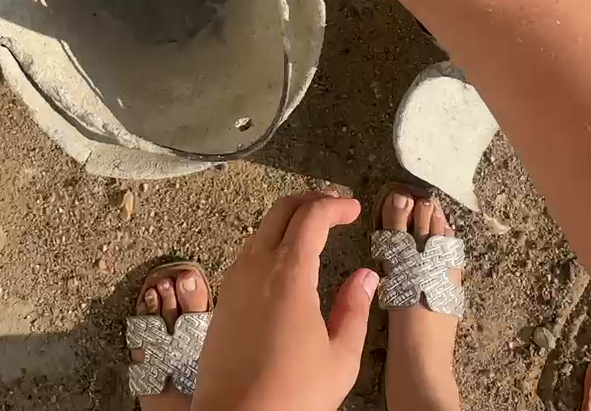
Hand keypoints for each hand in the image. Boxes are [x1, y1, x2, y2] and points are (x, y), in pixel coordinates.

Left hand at [193, 192, 378, 410]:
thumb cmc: (290, 396)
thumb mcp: (339, 358)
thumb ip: (355, 310)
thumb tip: (366, 277)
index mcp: (288, 273)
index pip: (312, 217)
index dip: (335, 205)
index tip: (354, 208)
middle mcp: (257, 266)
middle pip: (282, 210)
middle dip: (311, 200)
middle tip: (335, 206)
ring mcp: (236, 278)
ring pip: (262, 227)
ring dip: (288, 218)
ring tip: (313, 227)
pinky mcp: (225, 296)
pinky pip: (248, 250)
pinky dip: (270, 239)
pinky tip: (285, 257)